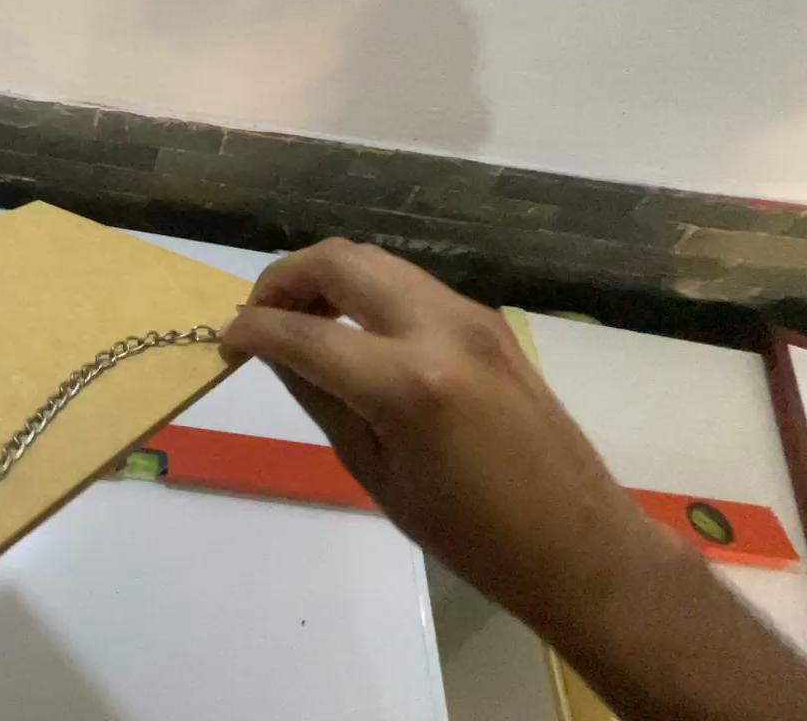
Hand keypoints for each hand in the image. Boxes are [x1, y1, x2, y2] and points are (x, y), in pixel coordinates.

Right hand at [222, 240, 806, 720]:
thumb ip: (313, 392)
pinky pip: (401, 280)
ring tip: (297, 317)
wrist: (581, 547)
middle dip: (280, 278)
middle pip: (336, 261)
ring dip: (320, 276)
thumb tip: (270, 348)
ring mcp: (468, 315)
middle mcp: (438, 328)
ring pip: (370, 258)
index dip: (249, 330)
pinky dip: (358, 287)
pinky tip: (346, 325)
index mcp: (406, 382)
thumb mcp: (368, 467)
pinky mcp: (483, 318)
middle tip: (257, 315)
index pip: (300, 331)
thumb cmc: (464, 530)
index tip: (225, 343)